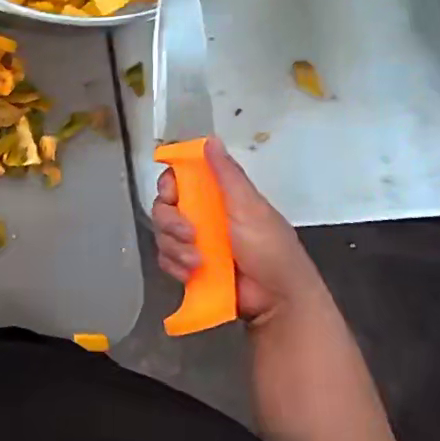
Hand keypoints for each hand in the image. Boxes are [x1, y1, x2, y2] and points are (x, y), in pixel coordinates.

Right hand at [152, 137, 326, 325]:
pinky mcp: (187, 267)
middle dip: (171, 223)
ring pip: (162, 236)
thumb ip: (227, 175)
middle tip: (191, 236)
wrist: (277, 300)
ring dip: (176, 249)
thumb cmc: (270, 249)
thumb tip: (210, 140)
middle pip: (163, 208)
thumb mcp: (250, 208)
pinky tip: (192, 274)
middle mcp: (201, 216)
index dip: (169, 186)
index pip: (178, 181)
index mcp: (216, 197)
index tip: (173, 196)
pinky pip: (165, 260)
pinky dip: (176, 267)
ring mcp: (193, 243)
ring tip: (199, 263)